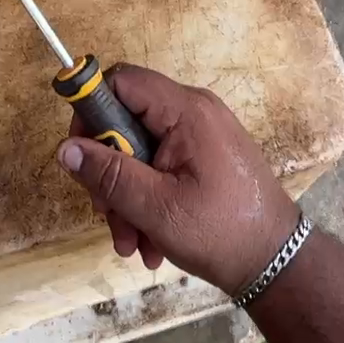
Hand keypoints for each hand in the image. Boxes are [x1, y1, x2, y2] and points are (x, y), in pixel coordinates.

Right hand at [56, 65, 299, 292]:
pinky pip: (161, 161)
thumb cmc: (221, 232)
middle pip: (127, 120)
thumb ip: (109, 175)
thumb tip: (64, 148)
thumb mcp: (157, 209)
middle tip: (107, 216)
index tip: (81, 152)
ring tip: (133, 244)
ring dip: (127, 195)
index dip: (92, 109)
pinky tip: (150, 240)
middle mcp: (193, 109)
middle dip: (110, 171)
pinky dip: (149, 196)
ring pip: (140, 148)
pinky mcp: (204, 152)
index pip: (122, 80)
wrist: (278, 262)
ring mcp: (201, 131)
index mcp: (186, 110)